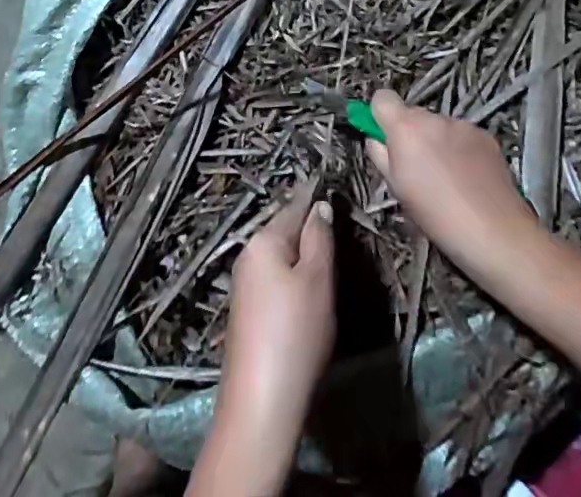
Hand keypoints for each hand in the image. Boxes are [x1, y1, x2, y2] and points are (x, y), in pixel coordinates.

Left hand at [219, 183, 335, 433]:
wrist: (261, 397)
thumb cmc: (295, 330)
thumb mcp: (317, 279)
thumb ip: (320, 238)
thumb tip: (319, 206)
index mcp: (262, 241)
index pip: (293, 207)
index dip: (314, 197)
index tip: (330, 183)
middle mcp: (247, 256)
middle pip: (283, 231)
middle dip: (308, 226)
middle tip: (337, 221)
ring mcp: (244, 284)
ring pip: (279, 256)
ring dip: (301, 253)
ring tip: (328, 253)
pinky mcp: (247, 310)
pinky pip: (274, 278)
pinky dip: (292, 276)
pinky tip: (307, 289)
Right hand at [364, 89, 540, 281]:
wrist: (494, 231)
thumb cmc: (435, 215)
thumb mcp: (395, 188)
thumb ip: (380, 156)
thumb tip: (376, 141)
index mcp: (405, 128)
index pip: (382, 98)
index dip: (380, 115)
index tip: (384, 137)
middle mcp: (434, 118)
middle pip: (413, 113)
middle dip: (410, 133)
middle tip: (416, 165)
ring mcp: (464, 125)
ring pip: (440, 126)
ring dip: (437, 141)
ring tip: (446, 175)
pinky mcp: (487, 136)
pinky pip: (463, 135)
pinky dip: (460, 148)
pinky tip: (468, 176)